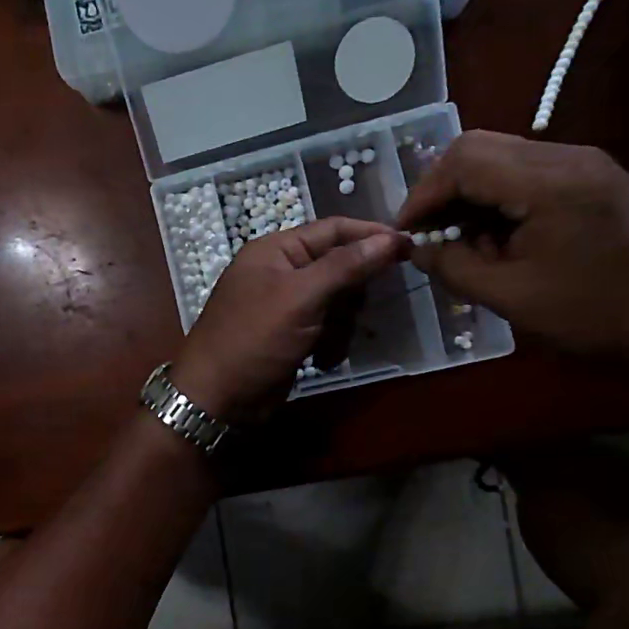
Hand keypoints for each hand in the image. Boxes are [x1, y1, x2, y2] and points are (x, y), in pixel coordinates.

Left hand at [171, 217, 408, 421]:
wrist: (217, 399)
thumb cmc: (253, 339)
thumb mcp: (300, 297)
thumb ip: (346, 266)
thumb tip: (392, 237)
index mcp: (275, 251)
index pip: (333, 229)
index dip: (371, 236)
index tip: (411, 247)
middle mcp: (279, 272)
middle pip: (339, 267)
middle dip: (352, 294)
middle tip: (355, 313)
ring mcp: (284, 306)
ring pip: (336, 302)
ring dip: (341, 326)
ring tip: (329, 346)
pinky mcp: (289, 336)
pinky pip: (325, 329)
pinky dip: (329, 344)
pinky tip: (322, 360)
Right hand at [398, 132, 628, 364]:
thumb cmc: (598, 313)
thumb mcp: (512, 297)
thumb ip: (454, 266)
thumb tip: (418, 247)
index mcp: (550, 181)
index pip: (463, 159)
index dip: (423, 194)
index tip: (406, 234)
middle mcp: (569, 157)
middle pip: (480, 148)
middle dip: (442, 190)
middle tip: (428, 234)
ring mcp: (589, 165)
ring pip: (503, 157)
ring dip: (470, 194)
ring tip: (464, 243)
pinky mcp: (598, 180)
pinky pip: (530, 173)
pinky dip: (499, 198)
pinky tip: (499, 238)